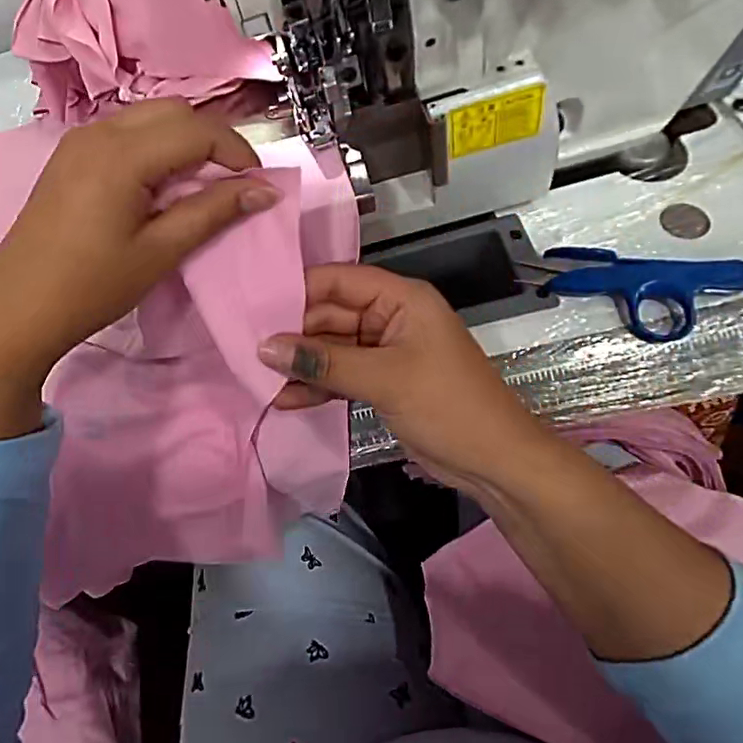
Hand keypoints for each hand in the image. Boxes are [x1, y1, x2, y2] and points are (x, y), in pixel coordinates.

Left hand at [0, 100, 278, 438]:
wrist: (14, 312)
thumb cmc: (90, 287)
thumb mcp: (160, 252)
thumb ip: (213, 212)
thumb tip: (263, 190)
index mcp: (121, 154)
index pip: (197, 130)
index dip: (237, 152)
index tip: (257, 184)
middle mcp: (98, 132)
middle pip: (174, 111)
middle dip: (211, 139)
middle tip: (232, 182)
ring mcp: (78, 141)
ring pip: (148, 117)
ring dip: (182, 141)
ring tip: (199, 186)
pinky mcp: (68, 156)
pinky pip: (125, 132)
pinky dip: (154, 146)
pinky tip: (159, 185)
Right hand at [256, 264, 554, 493]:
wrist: (496, 462)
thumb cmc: (449, 406)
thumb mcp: (385, 378)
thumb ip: (324, 362)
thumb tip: (265, 348)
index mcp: (401, 298)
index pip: (339, 280)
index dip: (298, 290)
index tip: (254, 308)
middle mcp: (390, 317)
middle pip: (330, 315)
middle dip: (293, 335)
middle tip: (246, 351)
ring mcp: (385, 351)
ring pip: (331, 348)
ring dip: (301, 365)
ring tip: (259, 380)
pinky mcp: (381, 381)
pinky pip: (340, 375)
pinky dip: (317, 386)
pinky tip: (285, 400)